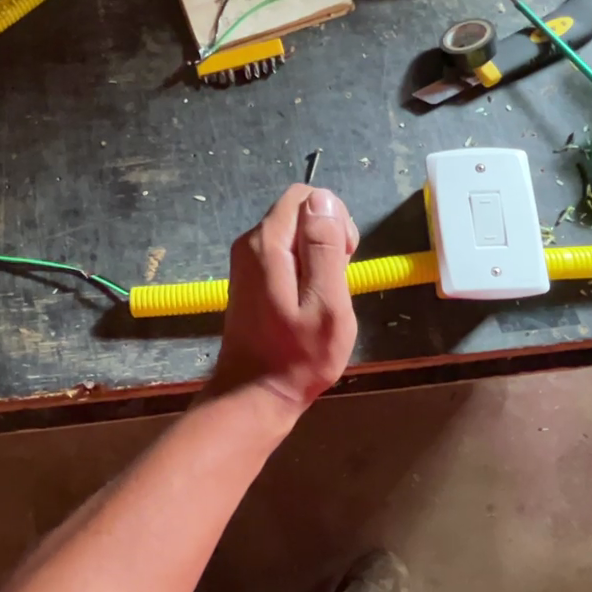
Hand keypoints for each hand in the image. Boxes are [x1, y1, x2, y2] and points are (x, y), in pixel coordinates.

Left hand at [208, 185, 359, 414]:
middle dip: (328, 235)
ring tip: (324, 297)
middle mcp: (250, 244)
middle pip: (298, 212)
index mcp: (267, 243)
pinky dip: (303, 270)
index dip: (334, 218)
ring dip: (317, 256)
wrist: (254, 394)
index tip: (345, 258)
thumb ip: (325, 247)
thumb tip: (324, 199)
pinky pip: (283, 256)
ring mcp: (246, 262)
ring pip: (293, 235)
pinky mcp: (249, 280)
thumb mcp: (326, 303)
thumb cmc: (297, 356)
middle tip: (337, 281)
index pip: (305, 196)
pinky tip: (308, 303)